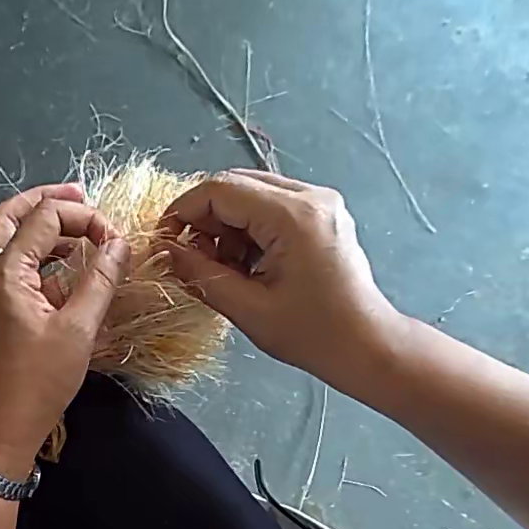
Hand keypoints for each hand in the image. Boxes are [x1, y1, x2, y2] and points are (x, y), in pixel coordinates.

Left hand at [0, 183, 132, 477]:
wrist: (5, 427)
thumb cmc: (41, 382)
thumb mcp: (79, 329)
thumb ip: (100, 280)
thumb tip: (120, 243)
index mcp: (7, 273)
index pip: (45, 218)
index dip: (84, 219)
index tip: (114, 241)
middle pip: (9, 217)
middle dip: (45, 201)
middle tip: (82, 198)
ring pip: (8, 243)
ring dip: (42, 230)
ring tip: (81, 235)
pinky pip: (12, 271)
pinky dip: (38, 260)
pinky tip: (66, 273)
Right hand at [159, 169, 411, 388]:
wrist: (364, 343)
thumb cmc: (310, 334)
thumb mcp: (246, 308)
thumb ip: (201, 274)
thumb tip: (167, 252)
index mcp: (293, 216)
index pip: (221, 189)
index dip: (183, 211)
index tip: (165, 242)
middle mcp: (310, 197)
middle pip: (235, 185)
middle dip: (204, 219)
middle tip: (192, 259)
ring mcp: (319, 203)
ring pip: (251, 195)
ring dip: (225, 227)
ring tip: (224, 269)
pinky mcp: (320, 215)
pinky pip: (269, 208)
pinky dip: (246, 231)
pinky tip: (245, 265)